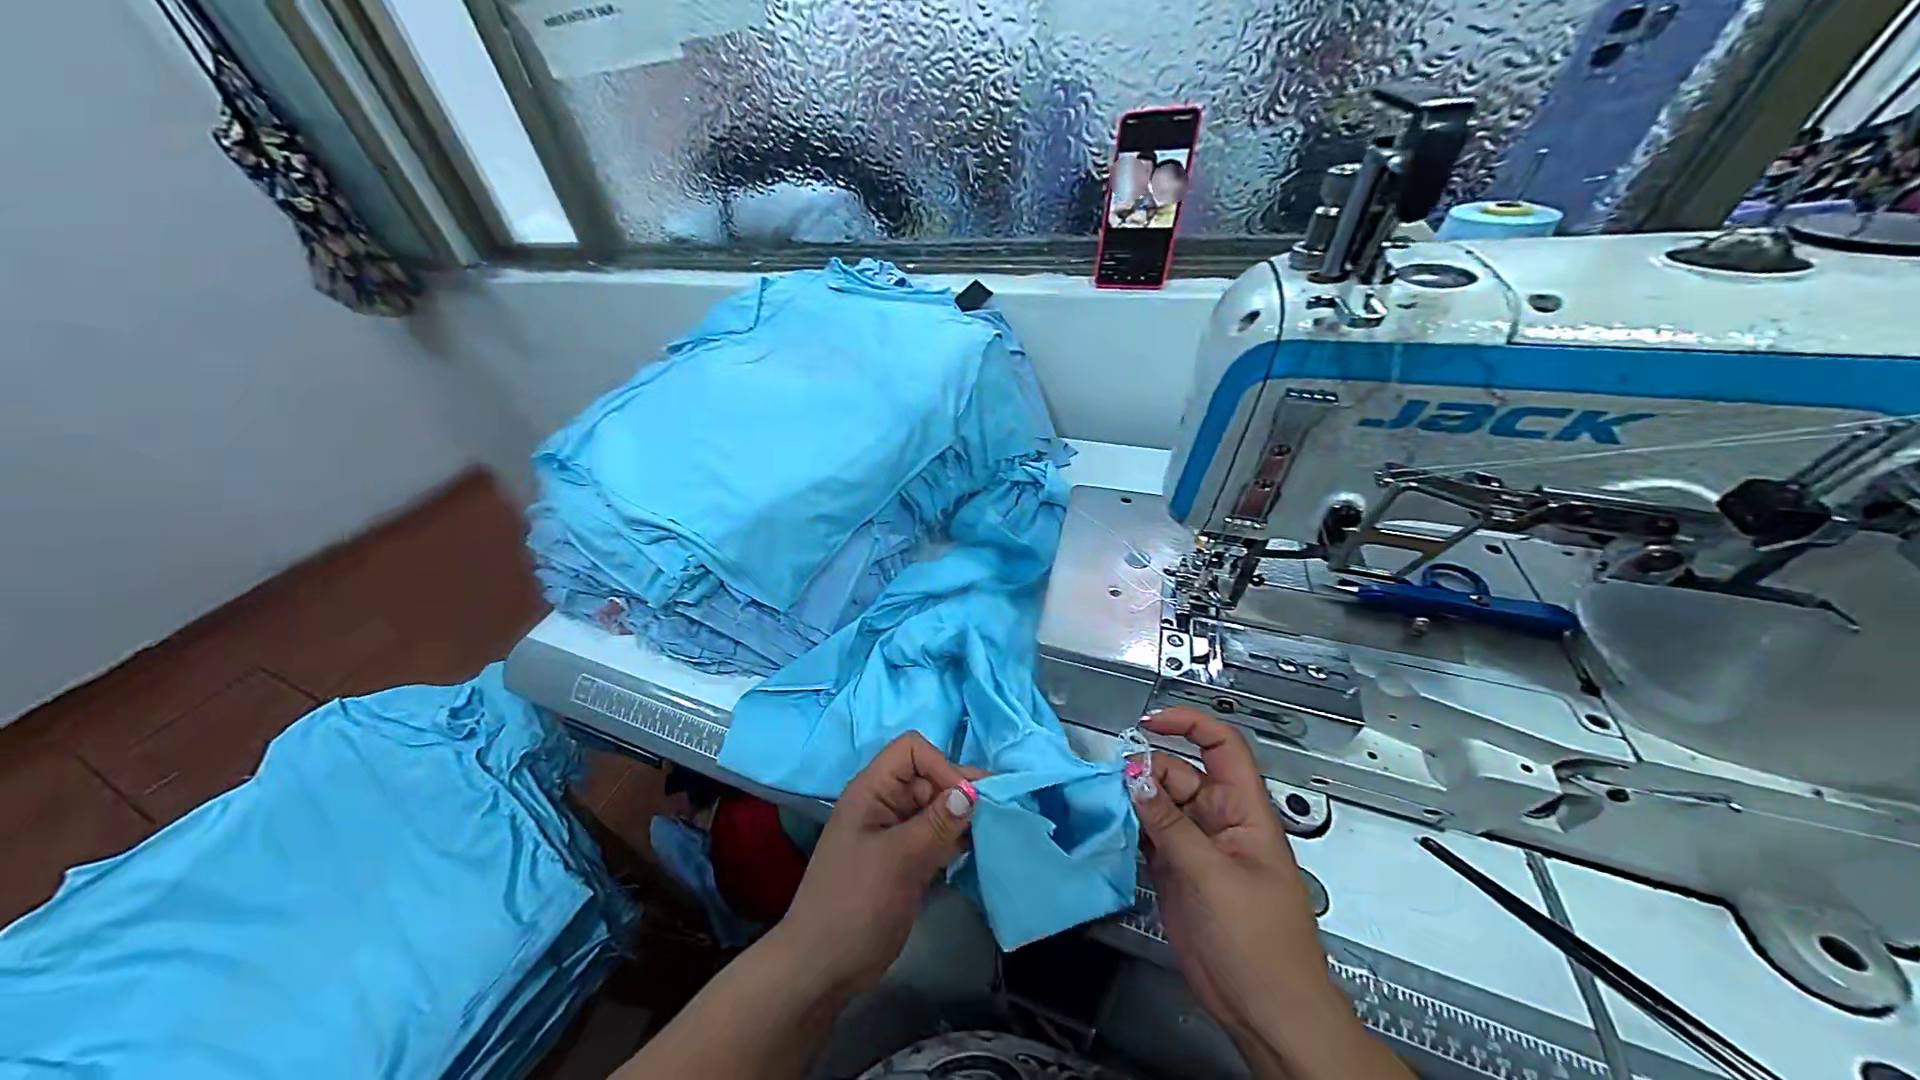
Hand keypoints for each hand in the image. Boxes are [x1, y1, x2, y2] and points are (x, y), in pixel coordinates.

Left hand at [768, 732, 981, 1001]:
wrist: (823, 968)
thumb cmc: (855, 904)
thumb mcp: (898, 860)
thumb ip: (936, 823)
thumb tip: (971, 792)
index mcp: (872, 790)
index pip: (912, 751)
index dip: (942, 766)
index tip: (968, 800)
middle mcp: (884, 803)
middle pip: (929, 777)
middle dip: (961, 789)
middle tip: (998, 811)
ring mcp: (895, 832)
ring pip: (936, 807)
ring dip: (963, 815)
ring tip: (995, 829)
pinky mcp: (906, 859)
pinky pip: (936, 835)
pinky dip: (957, 837)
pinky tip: (979, 848)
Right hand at [1129, 709, 1410, 1079]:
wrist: (1265, 1010)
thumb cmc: (1263, 946)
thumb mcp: (1213, 877)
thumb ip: (1170, 825)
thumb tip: (1136, 778)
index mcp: (1244, 811)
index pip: (1222, 747)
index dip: (1189, 724)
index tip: (1151, 722)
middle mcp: (1219, 820)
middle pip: (1178, 772)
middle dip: (1147, 770)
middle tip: (1116, 782)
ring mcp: (1196, 845)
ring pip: (1159, 802)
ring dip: (1134, 798)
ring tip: (1110, 805)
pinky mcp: (1176, 868)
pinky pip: (1149, 832)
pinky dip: (1130, 826)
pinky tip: (1113, 827)